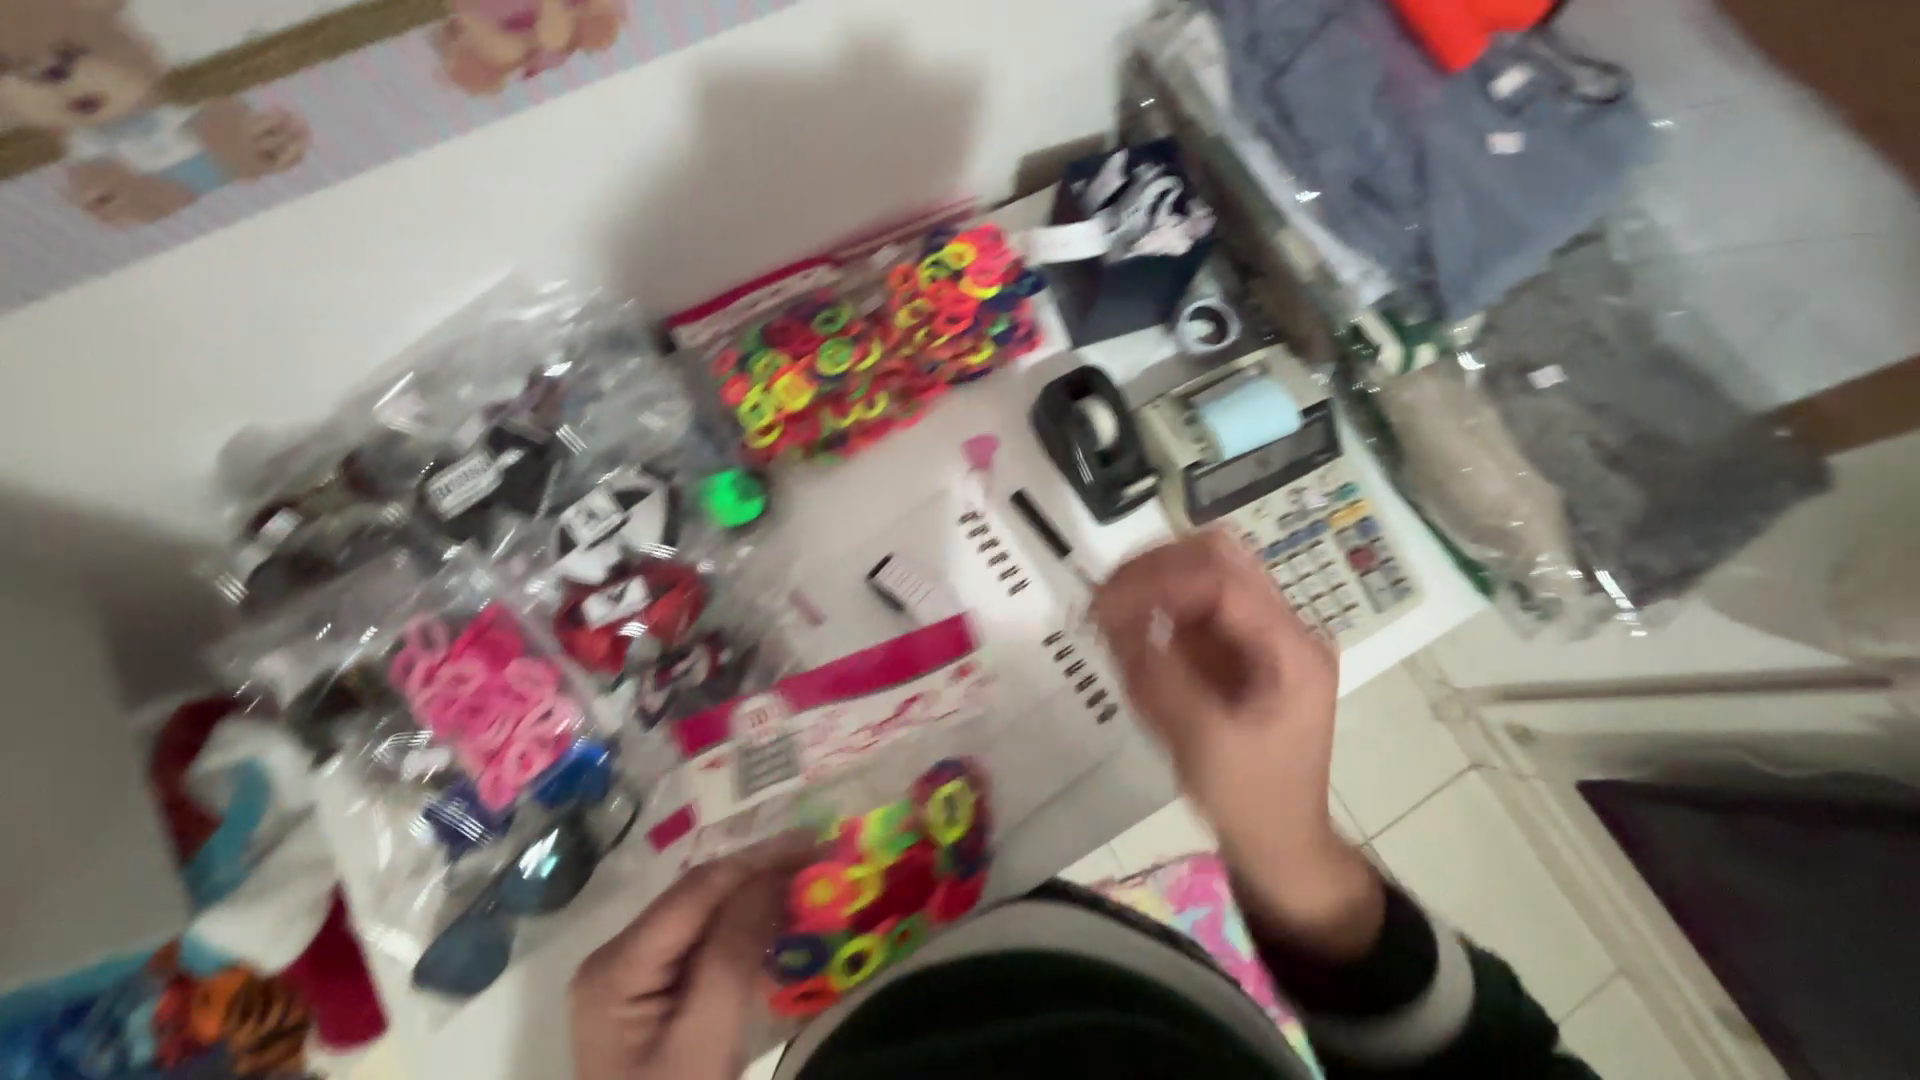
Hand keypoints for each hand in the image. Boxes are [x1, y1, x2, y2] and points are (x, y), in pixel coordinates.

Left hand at [570, 847, 802, 1079]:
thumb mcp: (702, 1044)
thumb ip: (731, 956)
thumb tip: (772, 876)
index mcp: (616, 965)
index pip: (697, 890)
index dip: (759, 862)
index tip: (818, 847)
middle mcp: (619, 955)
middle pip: (701, 896)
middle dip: (764, 874)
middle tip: (826, 861)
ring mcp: (635, 973)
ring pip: (707, 915)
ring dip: (760, 897)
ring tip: (814, 883)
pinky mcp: (655, 992)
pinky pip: (706, 943)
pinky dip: (749, 929)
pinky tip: (784, 923)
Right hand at [1094, 532, 1381, 957]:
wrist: (1279, 840)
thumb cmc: (1252, 798)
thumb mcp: (1204, 743)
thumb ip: (1161, 676)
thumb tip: (1116, 618)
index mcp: (1291, 648)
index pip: (1224, 580)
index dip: (1160, 579)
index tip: (1107, 603)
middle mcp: (1279, 627)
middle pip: (1216, 558)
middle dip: (1153, 569)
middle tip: (1103, 601)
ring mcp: (1256, 635)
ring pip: (1199, 574)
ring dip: (1150, 586)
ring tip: (1107, 619)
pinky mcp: (1233, 648)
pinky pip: (1188, 609)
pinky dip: (1152, 612)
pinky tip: (1128, 639)